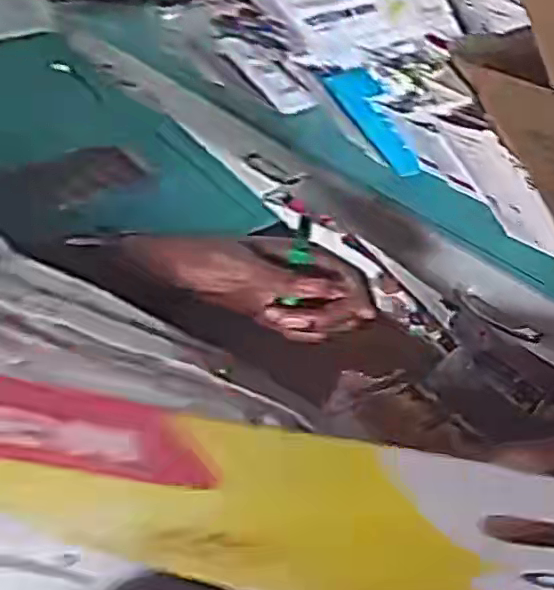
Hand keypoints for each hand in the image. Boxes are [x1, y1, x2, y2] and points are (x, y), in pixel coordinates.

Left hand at [117, 236, 375, 342]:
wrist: (157, 271)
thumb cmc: (198, 257)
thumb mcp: (248, 268)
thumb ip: (295, 281)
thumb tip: (340, 291)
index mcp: (308, 258)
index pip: (352, 278)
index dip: (359, 295)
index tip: (360, 313)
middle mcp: (310, 276)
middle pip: (348, 301)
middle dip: (330, 315)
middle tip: (296, 319)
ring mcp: (297, 295)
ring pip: (332, 318)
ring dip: (311, 325)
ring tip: (276, 319)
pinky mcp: (284, 312)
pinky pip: (309, 328)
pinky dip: (299, 332)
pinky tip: (276, 324)